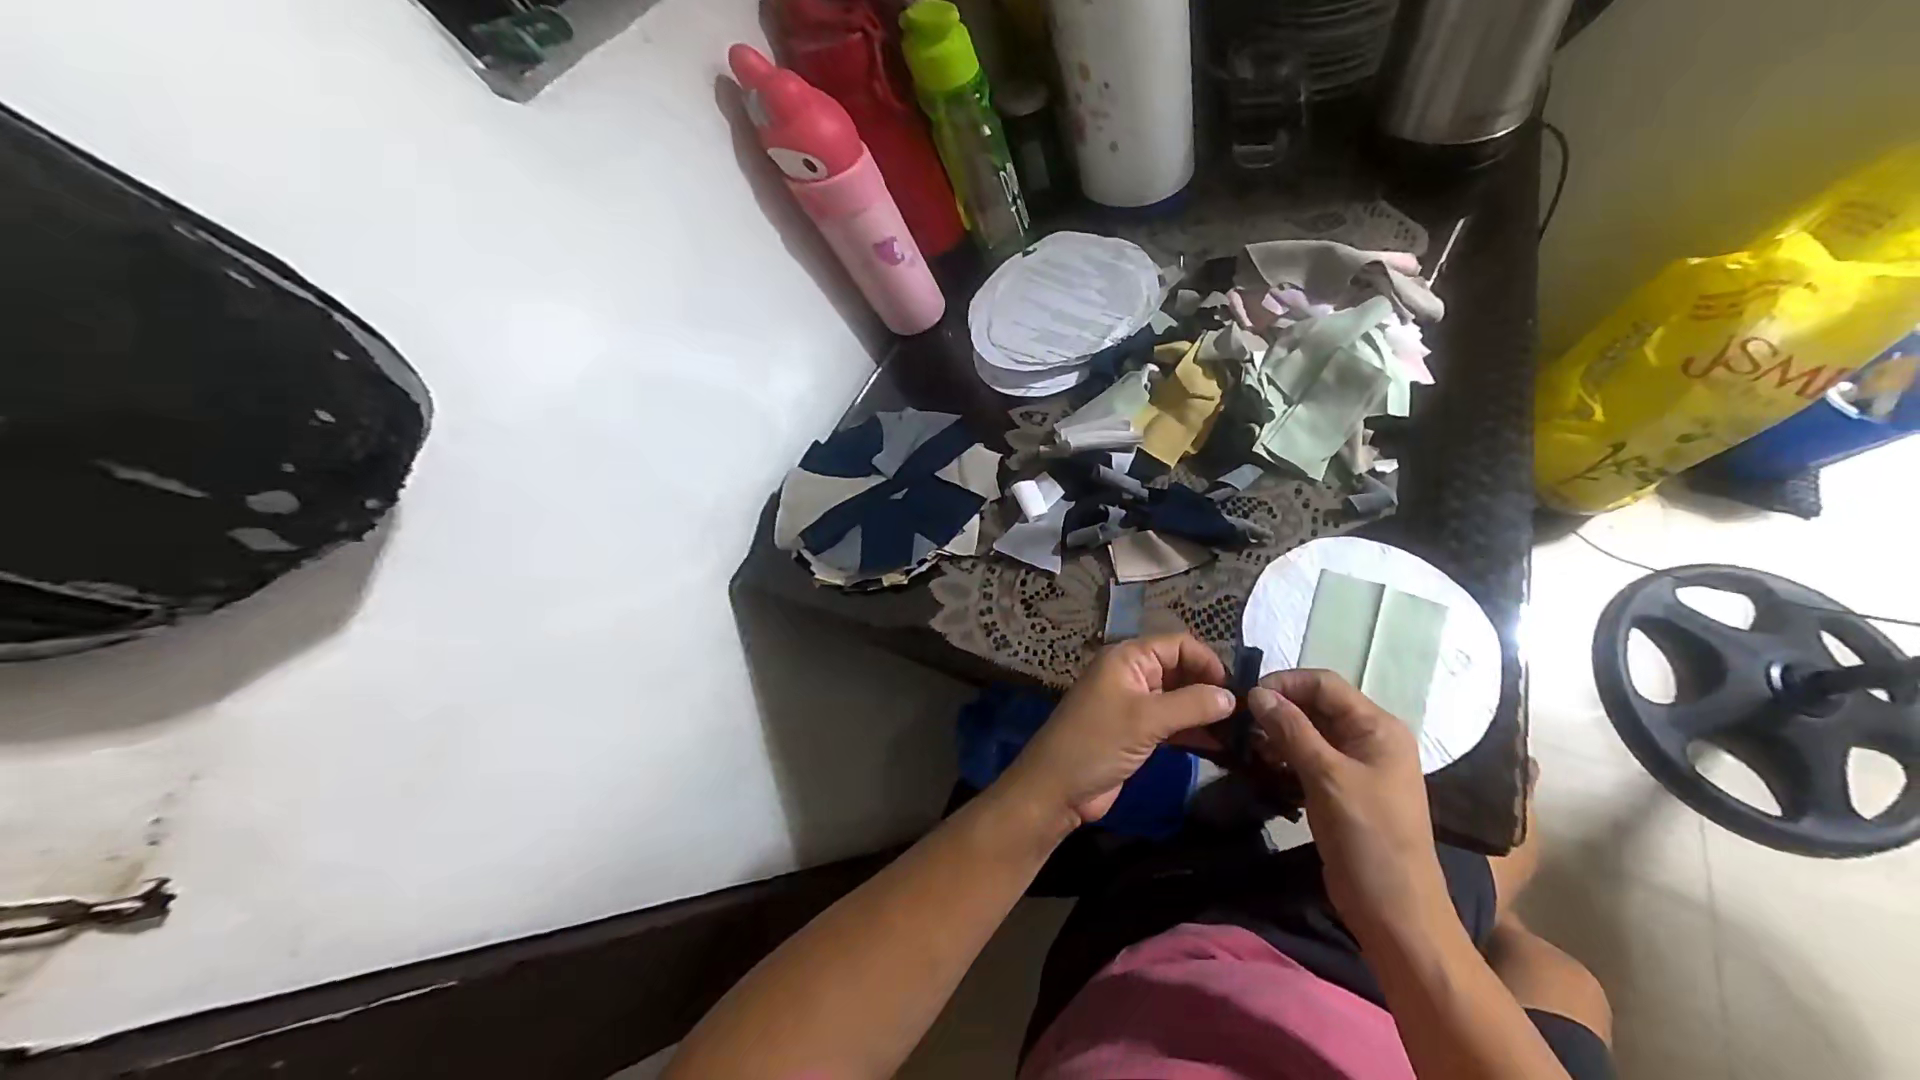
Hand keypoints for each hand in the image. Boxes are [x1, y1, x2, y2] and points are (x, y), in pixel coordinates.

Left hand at [999, 634, 1235, 831]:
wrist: (1057, 788)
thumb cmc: (1097, 742)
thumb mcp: (1146, 719)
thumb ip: (1192, 705)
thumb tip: (1232, 697)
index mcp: (1127, 658)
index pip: (1178, 644)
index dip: (1207, 661)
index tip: (1234, 689)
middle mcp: (1131, 674)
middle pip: (1181, 670)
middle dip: (1210, 687)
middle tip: (1245, 713)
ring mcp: (1133, 704)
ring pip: (1179, 699)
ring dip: (1206, 712)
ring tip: (1240, 731)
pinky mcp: (1136, 732)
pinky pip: (1172, 723)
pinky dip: (1194, 731)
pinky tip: (1221, 746)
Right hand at [1247, 670, 1450, 941]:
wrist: (1394, 910)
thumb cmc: (1368, 837)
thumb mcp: (1327, 777)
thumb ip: (1292, 730)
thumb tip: (1257, 692)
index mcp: (1378, 728)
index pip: (1325, 684)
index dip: (1285, 683)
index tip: (1246, 697)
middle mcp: (1369, 739)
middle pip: (1317, 705)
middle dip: (1278, 707)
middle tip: (1240, 721)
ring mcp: (1356, 765)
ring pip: (1309, 731)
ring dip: (1277, 731)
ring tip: (1247, 744)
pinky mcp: (1341, 789)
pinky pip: (1308, 757)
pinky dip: (1284, 754)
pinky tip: (1262, 763)